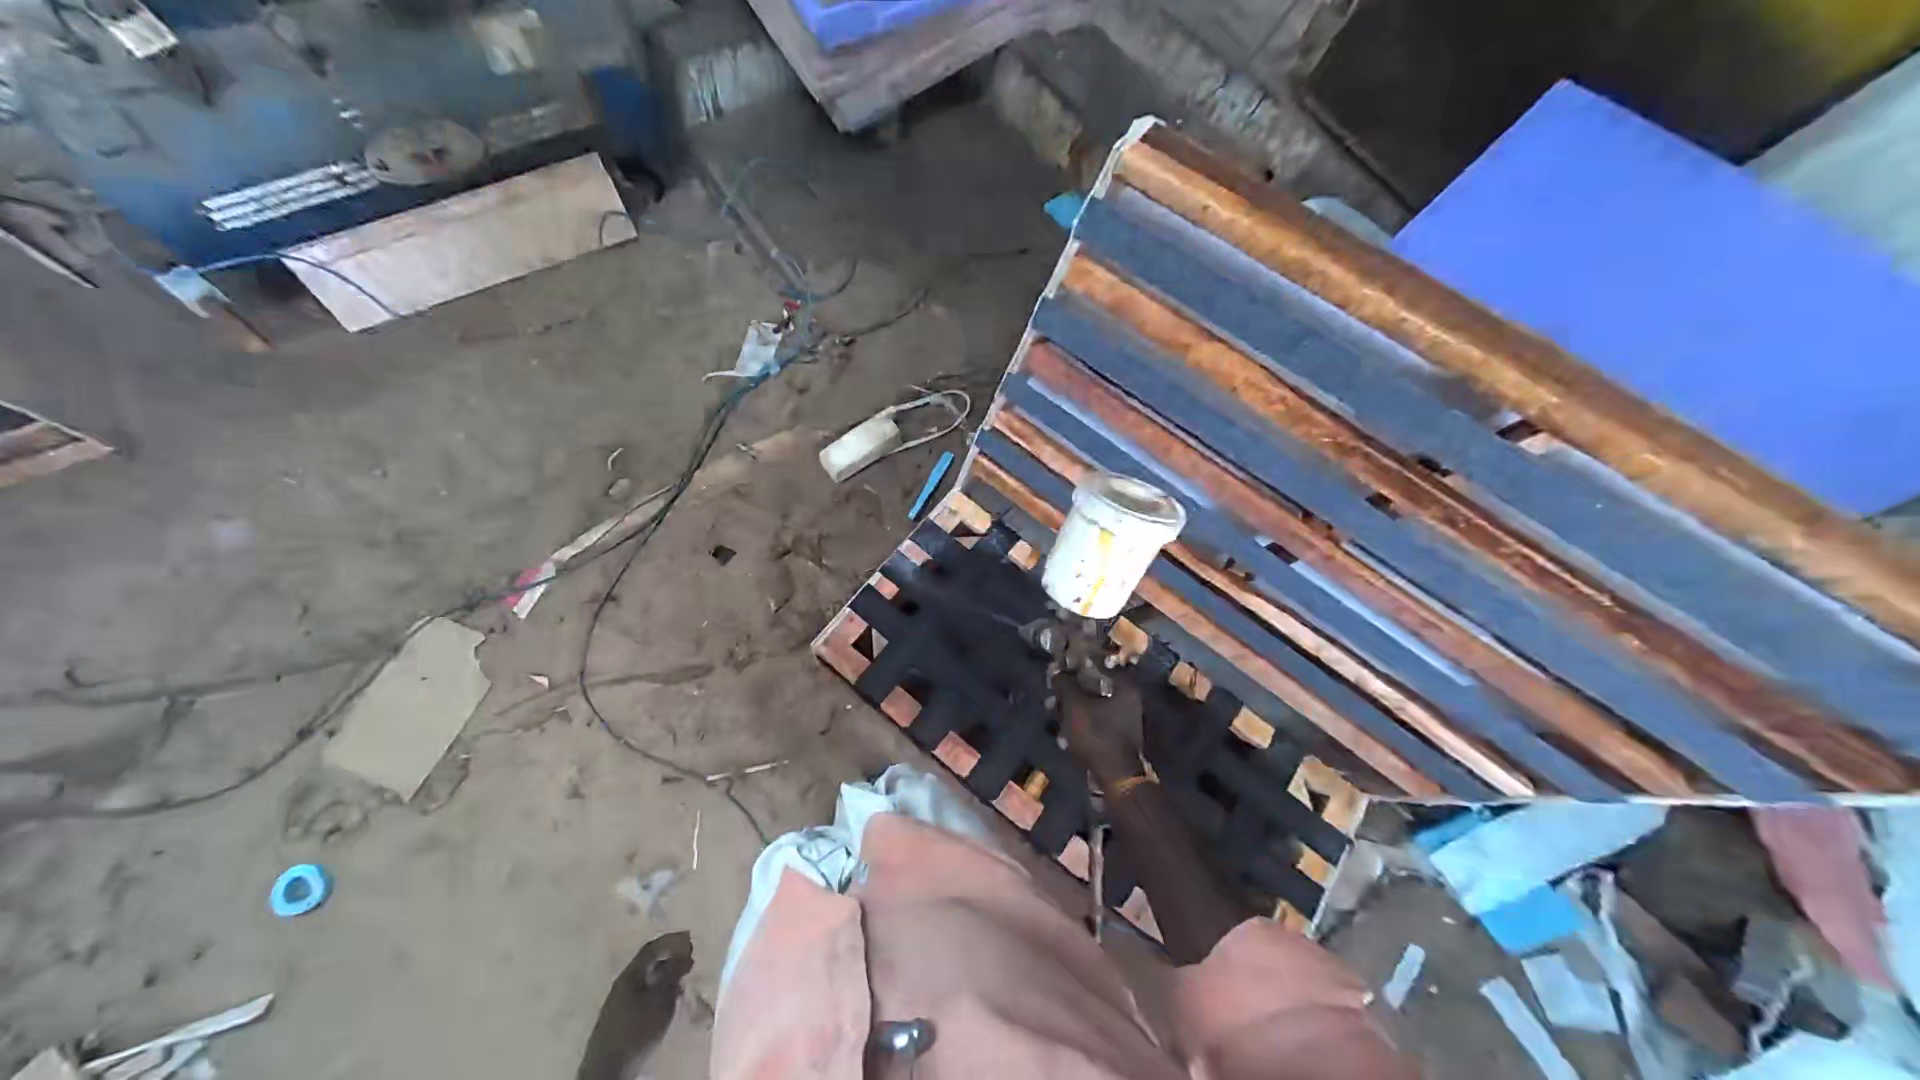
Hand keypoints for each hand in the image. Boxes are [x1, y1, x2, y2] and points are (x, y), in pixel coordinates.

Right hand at [1054, 673, 1144, 783]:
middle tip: (1052, 701)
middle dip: (1070, 695)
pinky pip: (1096, 725)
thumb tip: (1057, 672)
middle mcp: (1129, 701)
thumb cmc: (1096, 734)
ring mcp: (1126, 721)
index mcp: (1124, 688)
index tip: (1057, 674)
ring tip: (1055, 720)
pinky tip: (1065, 737)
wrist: (1114, 776)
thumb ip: (1065, 685)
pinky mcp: (1118, 738)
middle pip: (1094, 689)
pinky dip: (1081, 727)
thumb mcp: (1075, 706)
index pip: (1097, 667)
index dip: (1074, 669)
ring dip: (1072, 712)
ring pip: (1093, 708)